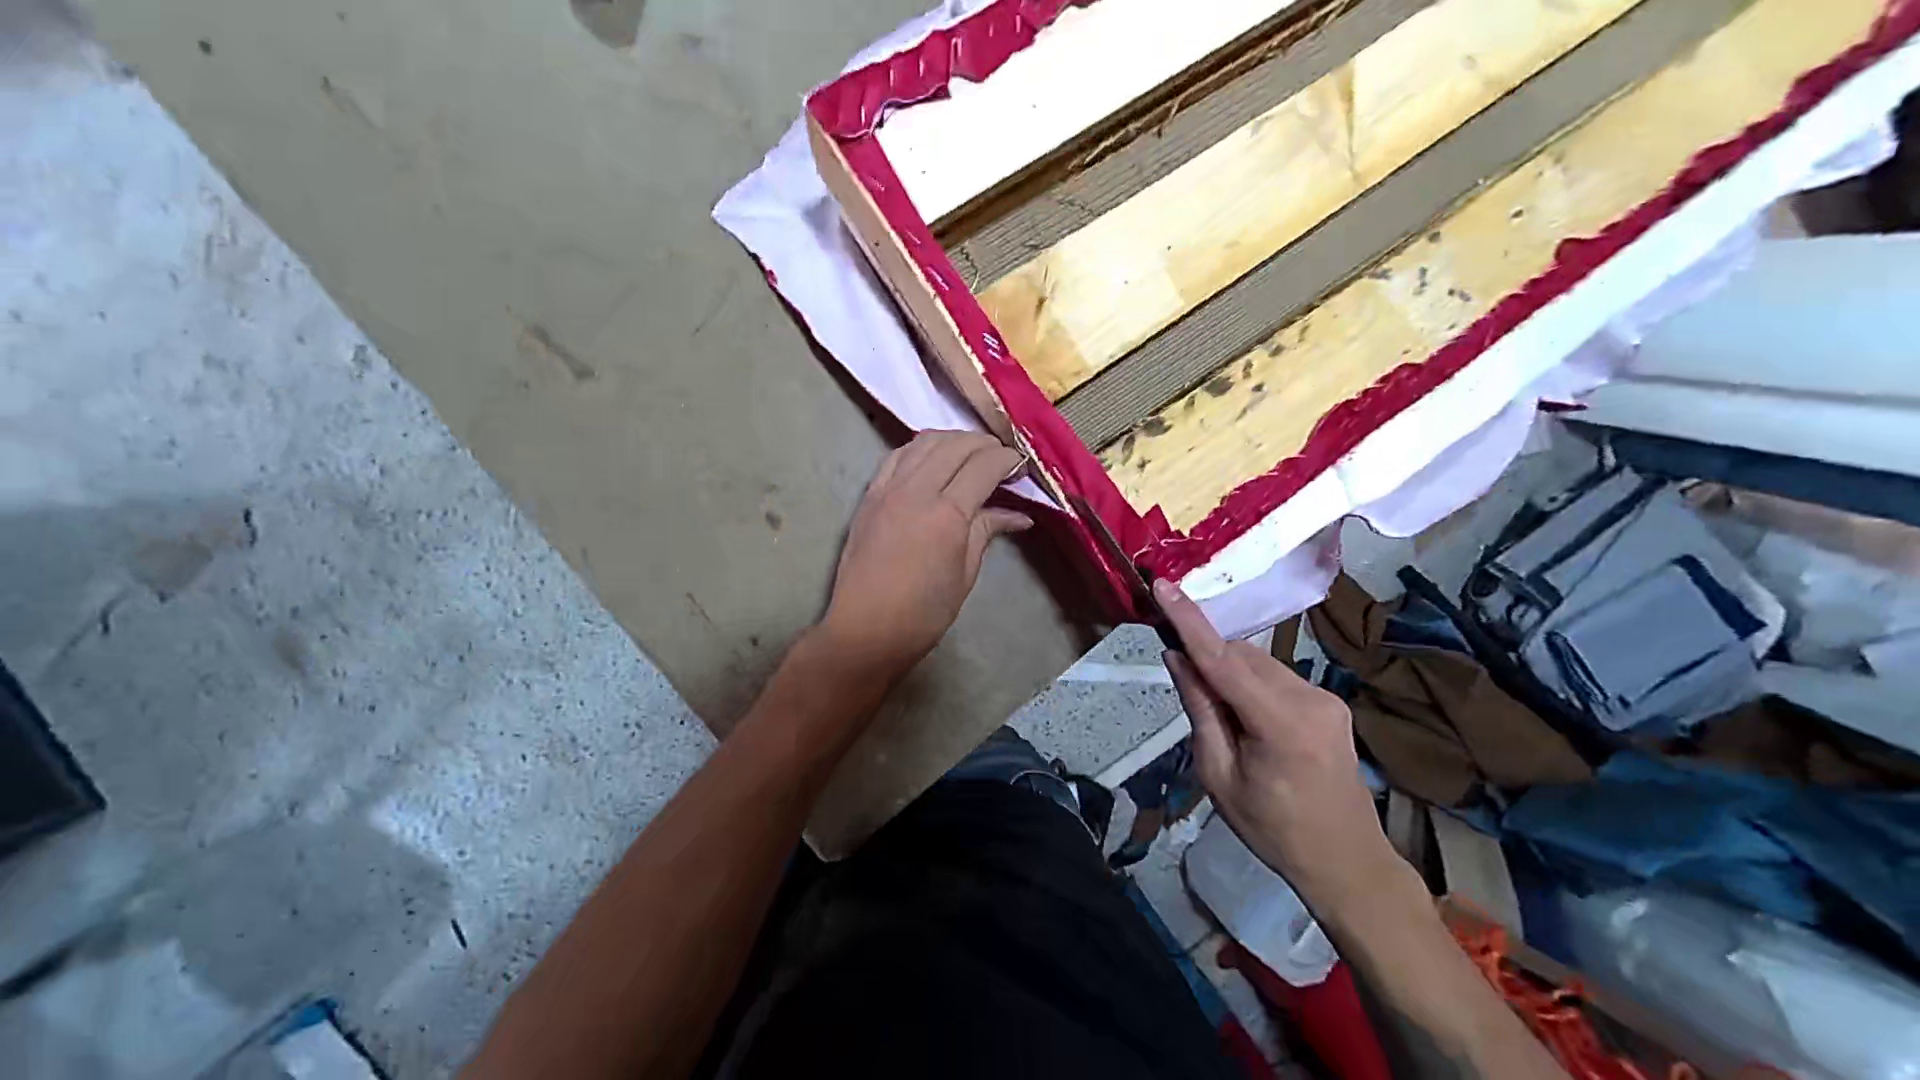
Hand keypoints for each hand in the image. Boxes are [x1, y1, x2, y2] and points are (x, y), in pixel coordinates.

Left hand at [819, 431, 1032, 680]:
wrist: (866, 630)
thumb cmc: (923, 612)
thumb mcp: (965, 574)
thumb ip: (986, 532)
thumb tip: (1017, 516)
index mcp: (947, 513)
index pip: (984, 466)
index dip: (1007, 460)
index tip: (1021, 466)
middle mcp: (916, 490)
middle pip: (955, 446)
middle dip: (983, 444)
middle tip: (1001, 456)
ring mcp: (888, 489)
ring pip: (923, 443)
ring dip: (951, 440)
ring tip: (969, 451)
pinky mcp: (869, 496)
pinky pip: (896, 457)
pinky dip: (919, 449)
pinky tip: (930, 458)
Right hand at [1155, 579, 1409, 917]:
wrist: (1347, 862)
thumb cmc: (1273, 829)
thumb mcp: (1218, 776)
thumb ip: (1199, 709)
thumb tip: (1177, 657)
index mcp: (1280, 722)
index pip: (1222, 659)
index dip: (1188, 620)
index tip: (1163, 586)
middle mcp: (1309, 698)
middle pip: (1240, 656)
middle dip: (1207, 659)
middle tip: (1184, 686)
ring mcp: (1325, 698)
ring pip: (1258, 663)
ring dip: (1228, 673)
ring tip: (1222, 721)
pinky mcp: (1330, 703)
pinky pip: (1276, 677)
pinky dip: (1250, 685)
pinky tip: (1246, 720)